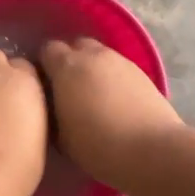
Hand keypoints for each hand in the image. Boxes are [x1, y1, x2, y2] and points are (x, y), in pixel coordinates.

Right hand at [39, 37, 183, 184]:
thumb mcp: (60, 135)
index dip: (43, 65)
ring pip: (99, 56)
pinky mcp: (142, 73)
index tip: (43, 85)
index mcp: (67, 66)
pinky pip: (118, 68)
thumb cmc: (97, 144)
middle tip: (67, 88)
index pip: (47, 50)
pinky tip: (114, 101)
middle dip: (69, 61)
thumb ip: (51, 110)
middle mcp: (94, 55)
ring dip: (92, 69)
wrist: (151, 149)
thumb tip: (52, 103)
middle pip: (75, 46)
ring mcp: (121, 61)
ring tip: (92, 95)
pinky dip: (111, 78)